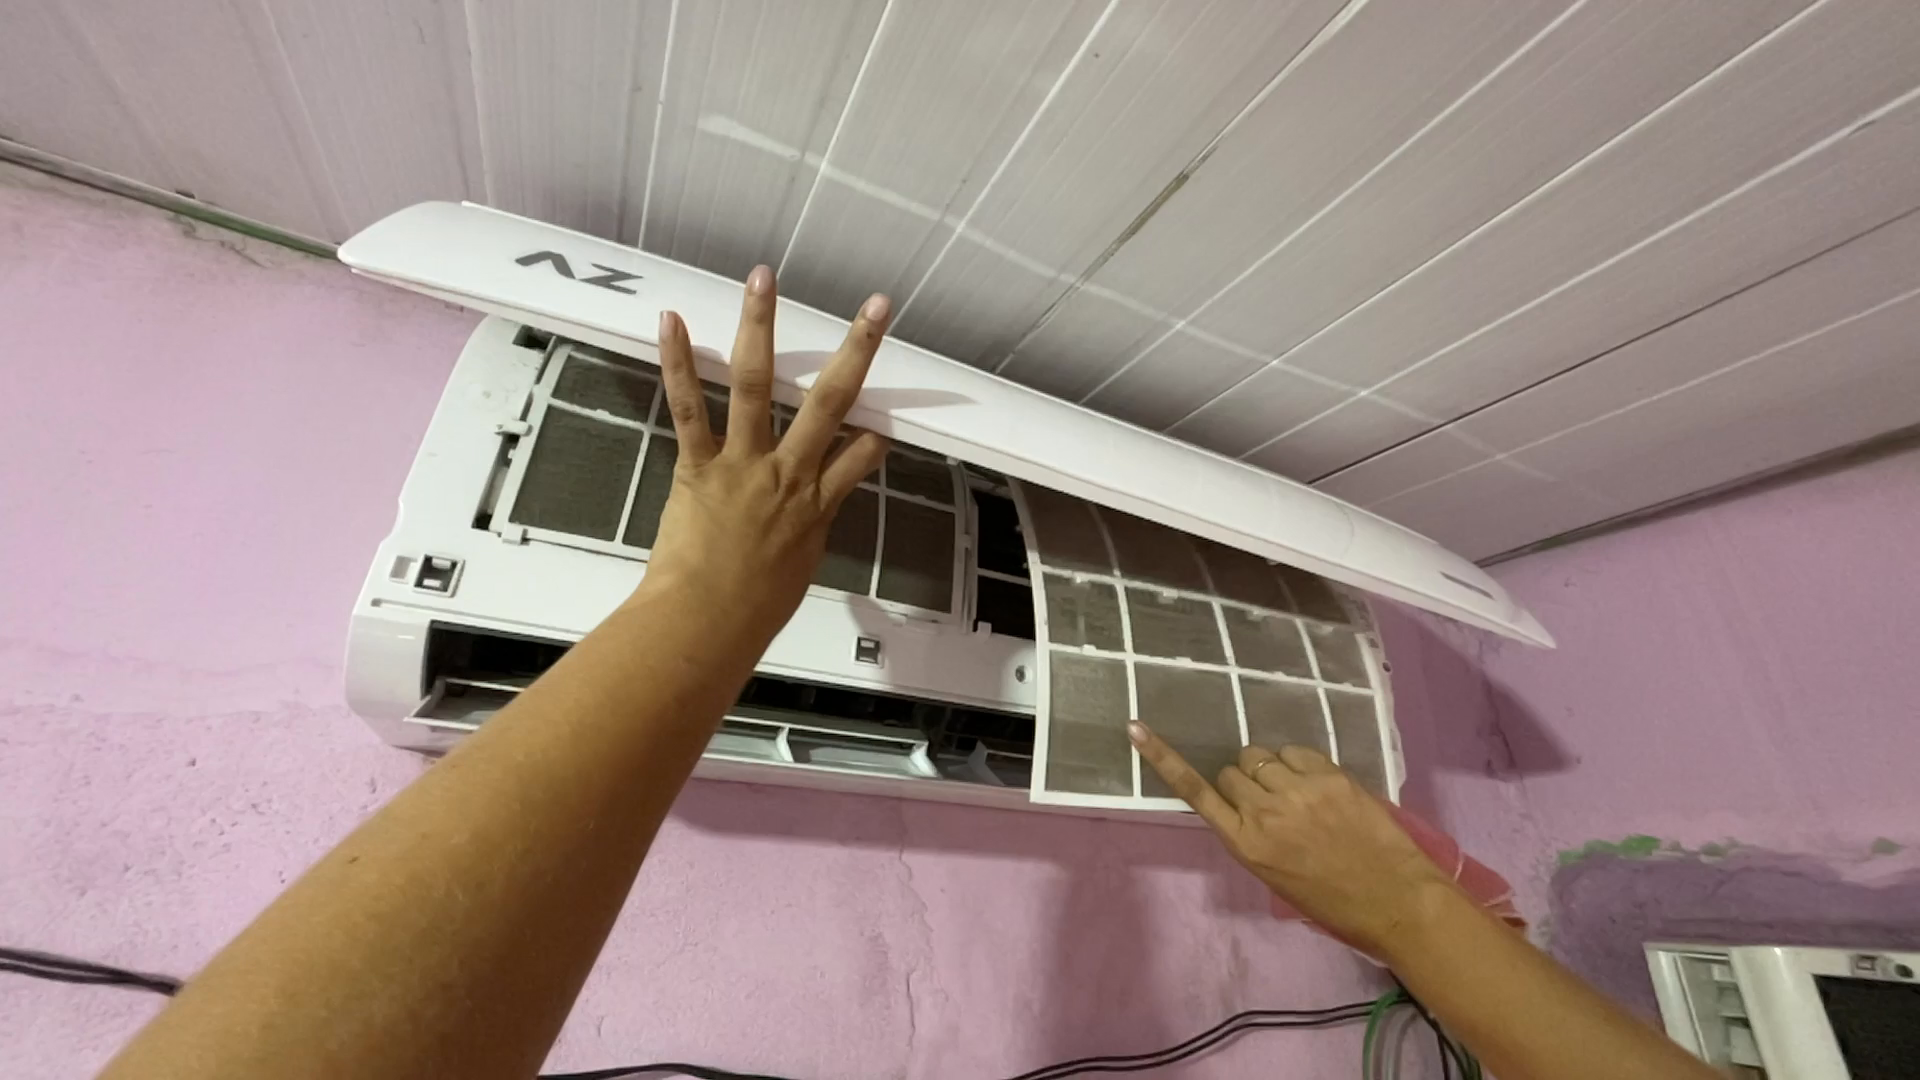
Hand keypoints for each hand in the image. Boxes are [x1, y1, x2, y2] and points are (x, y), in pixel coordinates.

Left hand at [633, 264, 891, 644]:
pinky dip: (678, 364)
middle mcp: (790, 473)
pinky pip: (689, 409)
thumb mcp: (801, 566)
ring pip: (757, 385)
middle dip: (857, 350)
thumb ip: (811, 527)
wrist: (706, 623)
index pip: (863, 454)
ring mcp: (745, 464)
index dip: (877, 430)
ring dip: (761, 327)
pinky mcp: (700, 465)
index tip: (887, 412)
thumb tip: (815, 509)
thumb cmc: (754, 607)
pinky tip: (672, 321)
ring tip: (764, 279)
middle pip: (831, 402)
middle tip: (875, 308)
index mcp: (818, 503)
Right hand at [1130, 723, 1458, 957]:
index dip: (1162, 758)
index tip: (1136, 729)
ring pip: (1259, 756)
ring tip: (1296, 792)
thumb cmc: (1329, 898)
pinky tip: (1317, 786)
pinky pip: (1294, 751)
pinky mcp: (1328, 776)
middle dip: (1244, 782)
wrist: (1397, 901)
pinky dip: (1300, 763)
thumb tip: (1234, 794)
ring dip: (1270, 769)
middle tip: (1271, 802)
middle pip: (1231, 770)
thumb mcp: (1271, 873)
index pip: (1194, 791)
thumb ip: (1246, 831)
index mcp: (1244, 843)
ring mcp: (1296, 790)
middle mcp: (1263, 812)